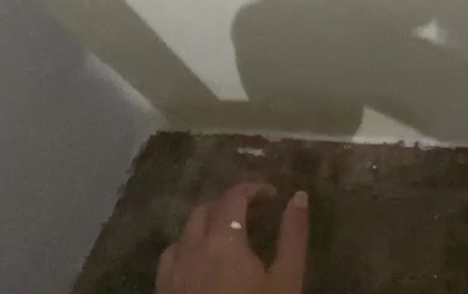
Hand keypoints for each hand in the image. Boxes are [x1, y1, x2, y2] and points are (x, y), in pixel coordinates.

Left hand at [157, 183, 308, 293]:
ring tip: (227, 234)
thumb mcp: (287, 278)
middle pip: (204, 210)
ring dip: (205, 224)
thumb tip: (299, 196)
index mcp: (223, 242)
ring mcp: (171, 278)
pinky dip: (186, 248)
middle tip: (254, 212)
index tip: (273, 196)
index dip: (253, 189)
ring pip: (183, 234)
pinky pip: (169, 260)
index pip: (233, 198)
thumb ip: (293, 233)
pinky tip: (202, 263)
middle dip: (229, 203)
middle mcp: (191, 253)